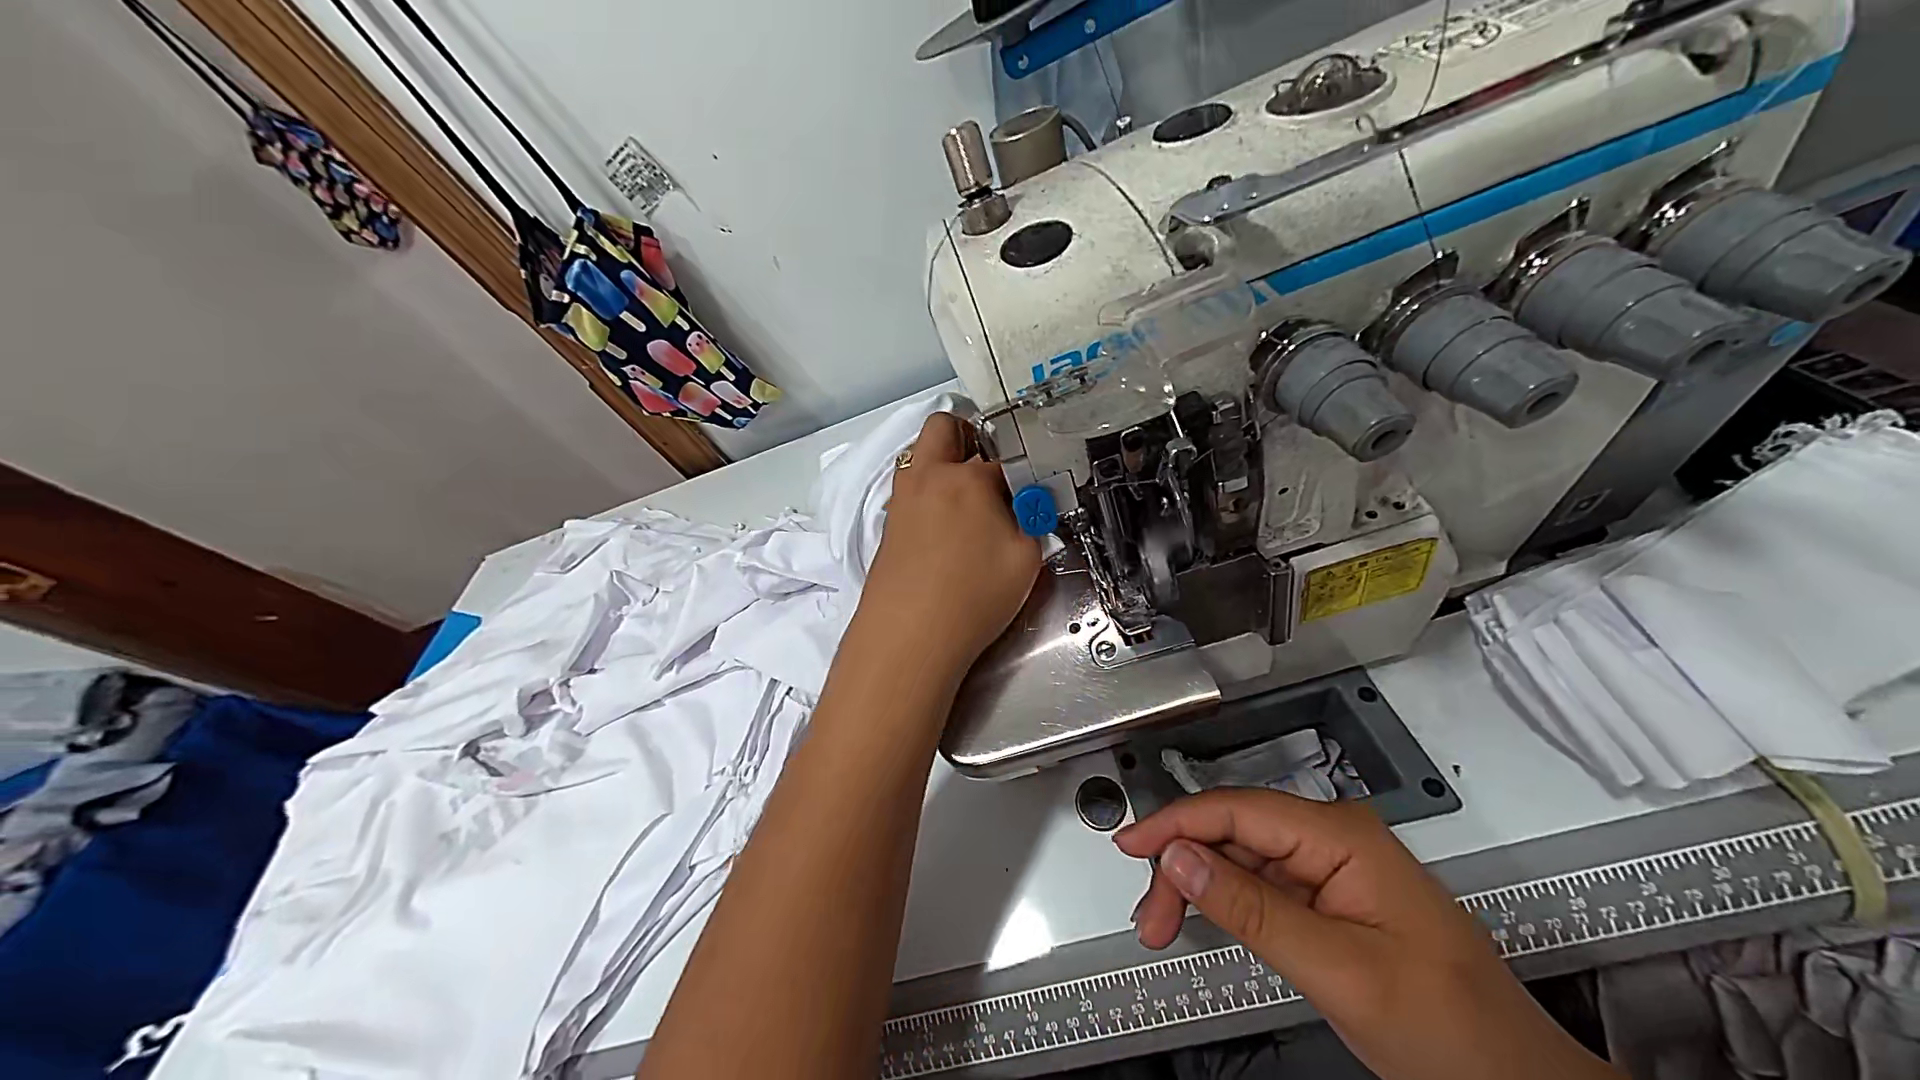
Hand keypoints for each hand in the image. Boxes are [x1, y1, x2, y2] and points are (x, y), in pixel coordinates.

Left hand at [859, 412, 1040, 672]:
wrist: (909, 635)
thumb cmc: (974, 595)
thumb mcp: (1025, 559)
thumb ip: (1030, 523)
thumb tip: (1025, 509)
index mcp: (968, 478)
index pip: (1004, 458)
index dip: (1022, 474)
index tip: (1030, 493)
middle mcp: (930, 478)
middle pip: (945, 427)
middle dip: (969, 436)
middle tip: (990, 468)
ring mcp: (903, 500)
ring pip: (922, 458)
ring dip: (945, 465)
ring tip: (971, 503)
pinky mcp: (889, 526)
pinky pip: (912, 492)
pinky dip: (930, 496)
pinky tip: (947, 532)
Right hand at [1117, 790, 1620, 1079]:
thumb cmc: (1454, 1029)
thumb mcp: (1340, 971)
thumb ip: (1251, 909)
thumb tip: (1180, 856)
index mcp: (1342, 836)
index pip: (1236, 809)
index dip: (1175, 823)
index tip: (1131, 846)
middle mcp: (1332, 838)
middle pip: (1231, 830)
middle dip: (1182, 866)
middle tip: (1151, 916)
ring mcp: (1329, 865)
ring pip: (1237, 855)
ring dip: (1197, 886)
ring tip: (1166, 925)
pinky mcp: (1325, 893)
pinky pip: (1257, 882)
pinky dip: (1222, 901)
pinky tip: (1204, 920)